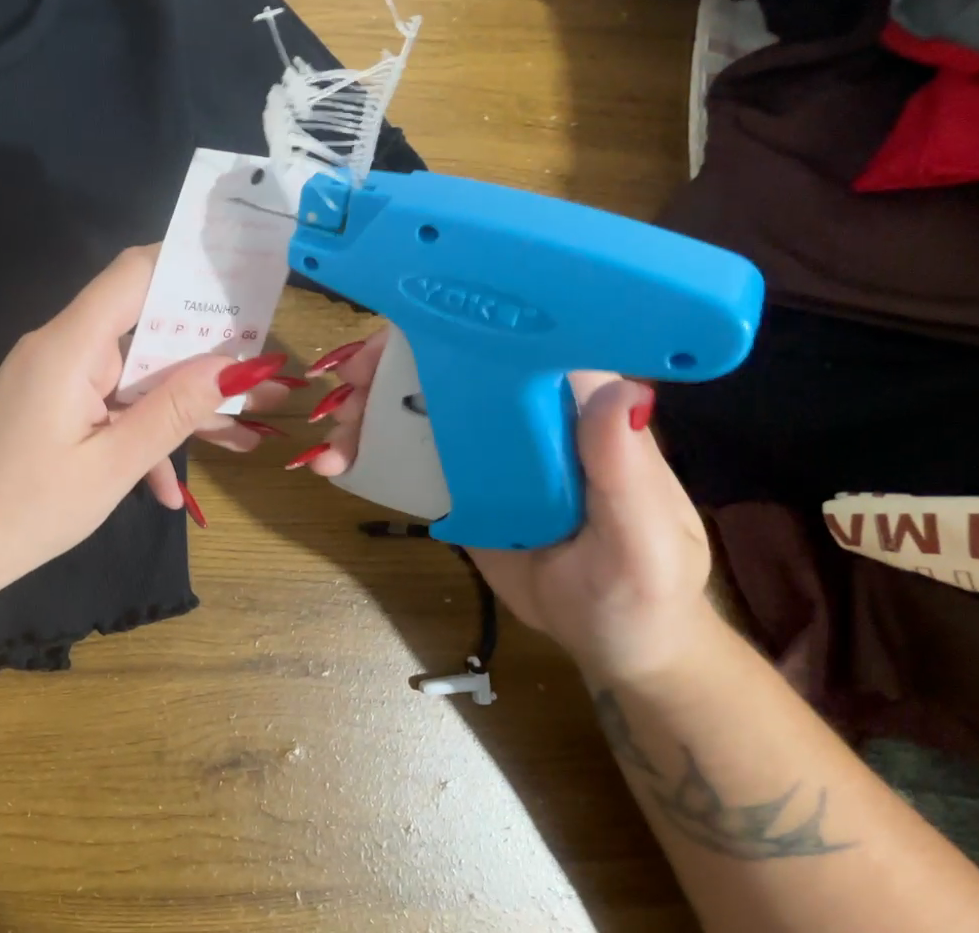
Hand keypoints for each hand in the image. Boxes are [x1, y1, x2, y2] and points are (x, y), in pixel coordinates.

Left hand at [0, 246, 298, 580]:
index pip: (134, 273)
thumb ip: (173, 411)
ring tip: (244, 436)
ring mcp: (54, 377)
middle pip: (143, 327)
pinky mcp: (50, 405)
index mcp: (69, 346)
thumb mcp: (112, 465)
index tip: (243, 275)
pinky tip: (169, 490)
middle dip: (206, 356)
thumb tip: (233, 366)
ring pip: (132, 375)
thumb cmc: (27, 510)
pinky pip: (106, 405)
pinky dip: (136, 436)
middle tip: (265, 378)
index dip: (188, 265)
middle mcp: (60, 347)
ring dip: (179, 406)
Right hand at [299, 329, 717, 681]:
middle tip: (342, 399)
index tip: (387, 349)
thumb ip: (625, 471)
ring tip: (333, 446)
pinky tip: (336, 467)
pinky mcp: (460, 485)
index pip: (510, 346)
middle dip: (383, 375)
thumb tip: (621, 391)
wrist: (615, 644)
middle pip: (447, 370)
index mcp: (577, 409)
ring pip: (417, 411)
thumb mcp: (643, 538)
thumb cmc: (645, 591)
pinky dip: (367, 456)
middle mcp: (526, 416)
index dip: (445, 334)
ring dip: (365, 416)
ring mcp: (489, 450)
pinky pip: (408, 459)